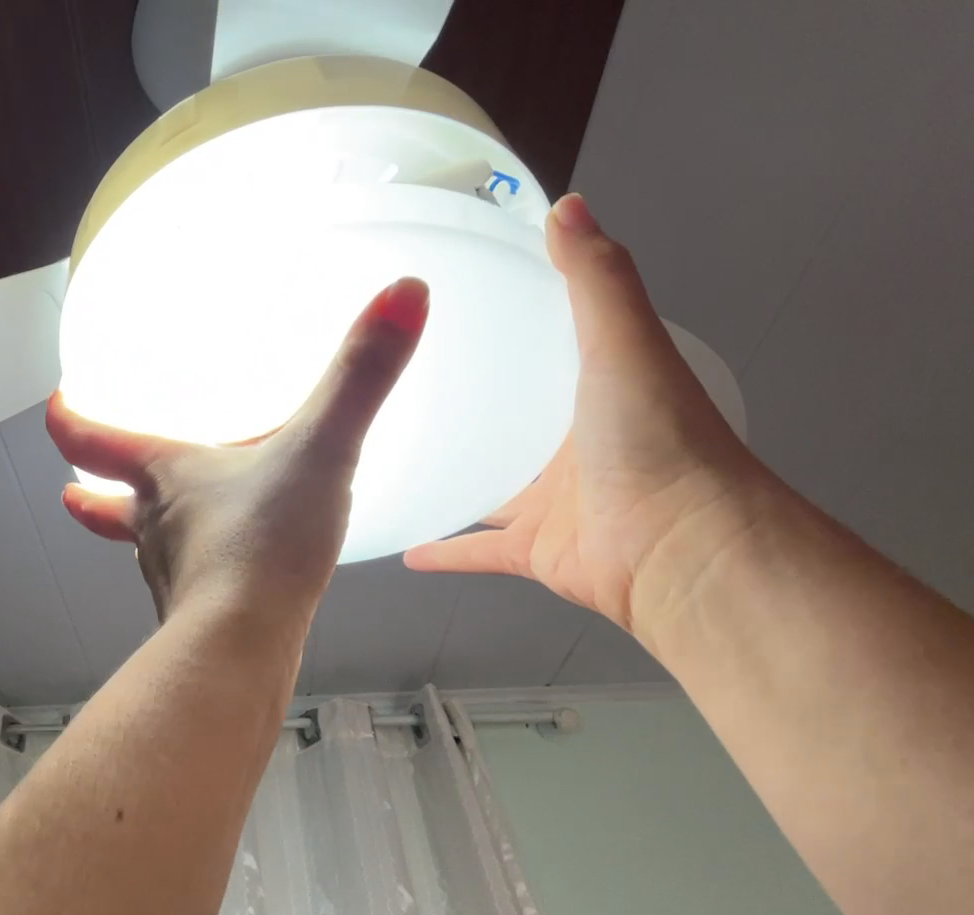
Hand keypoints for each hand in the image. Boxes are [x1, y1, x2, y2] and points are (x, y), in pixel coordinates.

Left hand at [47, 279, 427, 624]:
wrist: (246, 646)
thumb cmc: (264, 544)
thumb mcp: (318, 449)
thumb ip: (358, 378)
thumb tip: (405, 292)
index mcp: (166, 477)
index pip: (93, 439)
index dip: (69, 419)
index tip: (58, 403)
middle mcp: (154, 527)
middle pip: (108, 507)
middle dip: (91, 496)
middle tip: (72, 490)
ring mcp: (171, 576)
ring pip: (145, 548)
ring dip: (140, 533)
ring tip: (151, 525)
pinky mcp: (197, 616)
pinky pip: (190, 584)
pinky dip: (195, 571)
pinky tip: (223, 577)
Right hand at [404, 194, 771, 633]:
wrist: (679, 547)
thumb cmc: (653, 439)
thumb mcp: (622, 344)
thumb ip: (594, 280)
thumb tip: (565, 205)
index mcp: (600, 397)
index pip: (550, 360)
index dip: (511, 336)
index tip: (452, 316)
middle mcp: (575, 451)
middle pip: (515, 428)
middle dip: (472, 415)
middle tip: (403, 395)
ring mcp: (553, 505)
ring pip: (491, 493)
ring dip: (453, 483)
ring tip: (393, 464)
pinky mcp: (533, 552)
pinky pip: (477, 550)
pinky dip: (442, 551)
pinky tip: (399, 545)